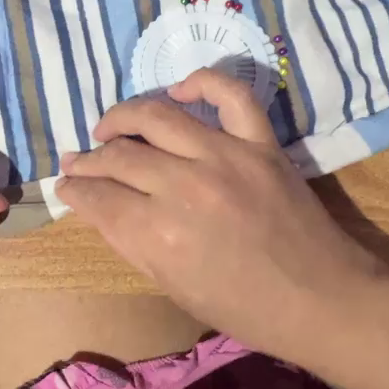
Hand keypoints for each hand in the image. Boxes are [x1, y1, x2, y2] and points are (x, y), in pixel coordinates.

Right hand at [56, 68, 380, 353]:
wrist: (323, 302)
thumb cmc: (242, 307)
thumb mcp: (171, 285)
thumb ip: (127, 239)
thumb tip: (91, 203)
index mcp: (158, 234)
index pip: (96, 196)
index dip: (73, 190)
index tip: (65, 185)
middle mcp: (184, 187)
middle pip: (117, 155)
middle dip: (87, 160)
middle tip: (78, 163)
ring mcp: (225, 157)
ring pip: (156, 116)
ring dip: (121, 117)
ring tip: (108, 128)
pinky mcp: (260, 143)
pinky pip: (230, 95)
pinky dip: (202, 82)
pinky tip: (179, 90)